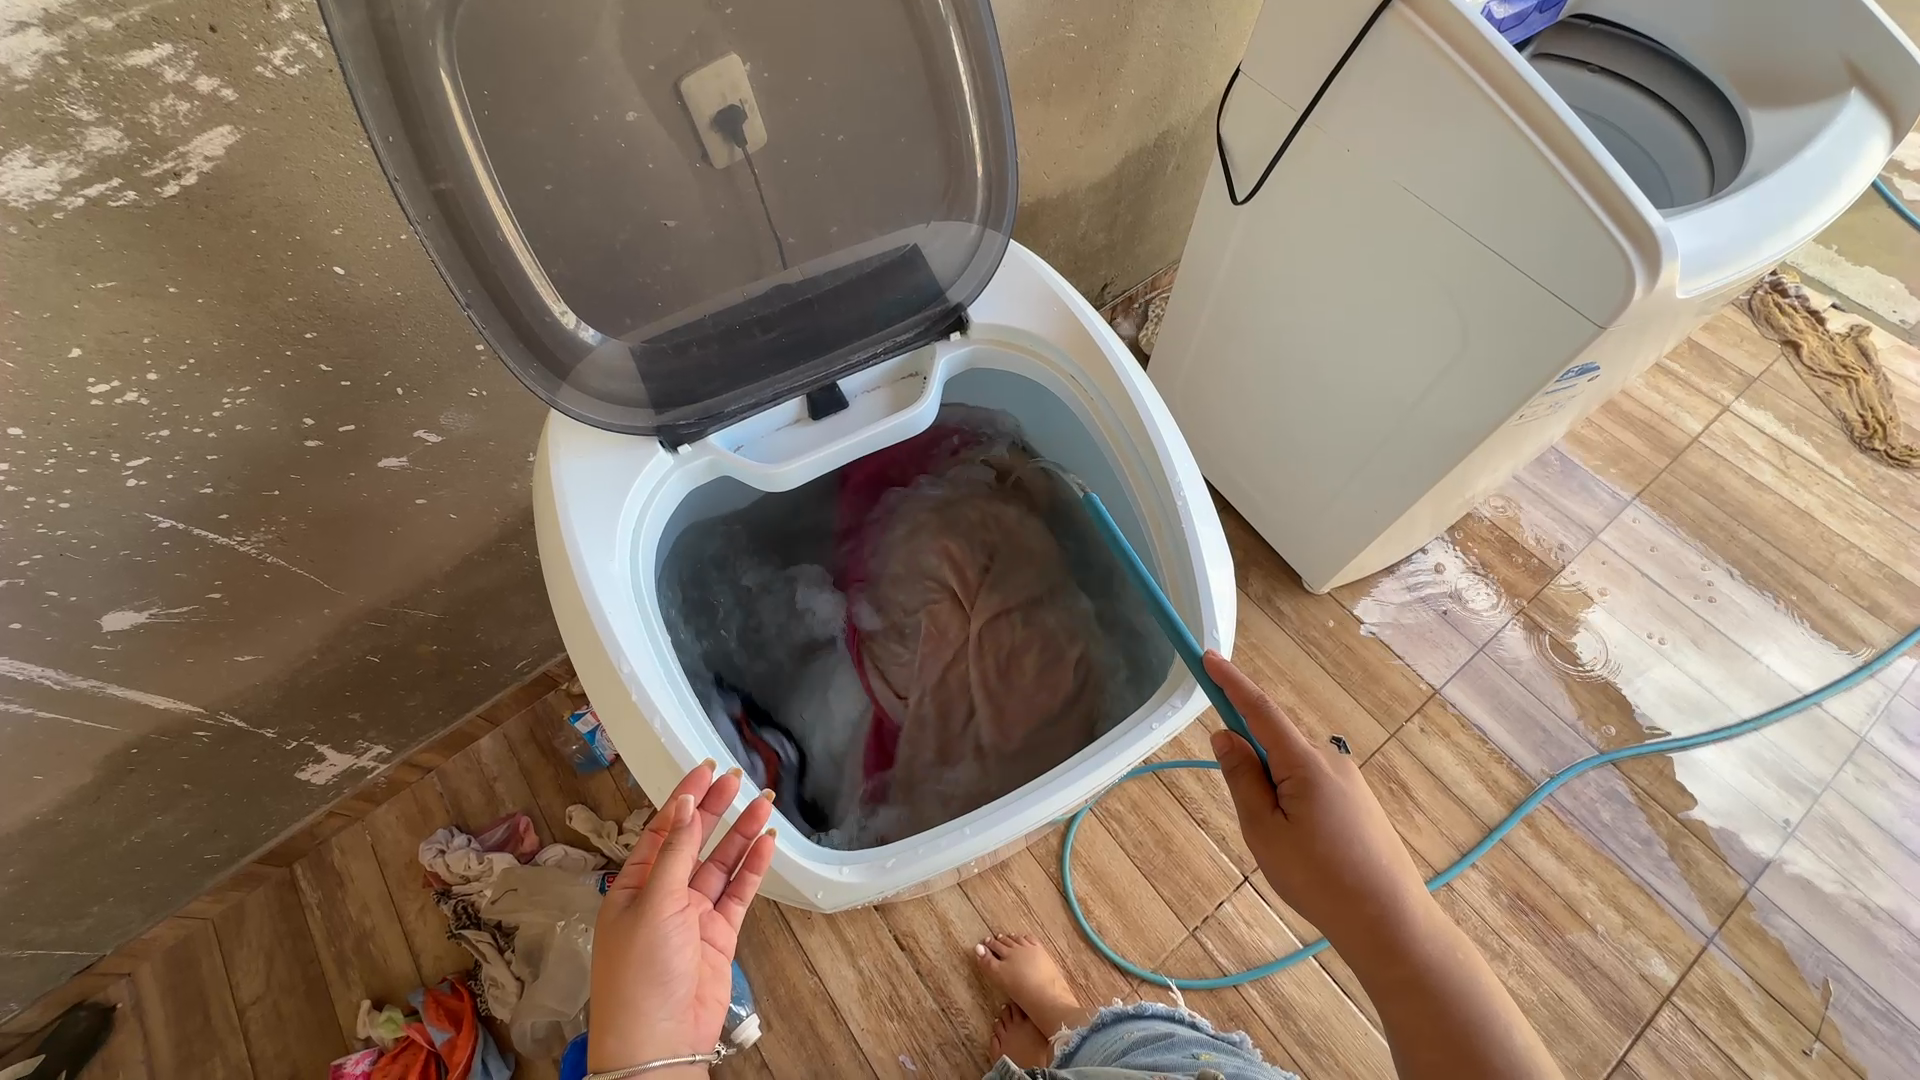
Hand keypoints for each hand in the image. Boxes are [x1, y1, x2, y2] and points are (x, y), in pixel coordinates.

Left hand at [588, 762, 776, 1077]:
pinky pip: (740, 890)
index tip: (705, 771)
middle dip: (717, 809)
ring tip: (764, 804)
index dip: (685, 798)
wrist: (660, 1041)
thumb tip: (685, 808)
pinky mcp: (719, 933)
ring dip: (742, 833)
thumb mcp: (652, 904)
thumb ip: (675, 853)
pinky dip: (754, 866)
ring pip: (723, 862)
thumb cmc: (639, 977)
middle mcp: (664, 895)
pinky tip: (767, 843)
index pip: (663, 829)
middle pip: (695, 840)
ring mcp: (694, 914)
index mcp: (634, 886)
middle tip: (737, 780)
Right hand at [1204, 651, 1433, 945]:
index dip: (1230, 681)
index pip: (1258, 708)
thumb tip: (1225, 734)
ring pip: (1292, 765)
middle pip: (1274, 739)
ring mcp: (1349, 780)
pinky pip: (1311, 782)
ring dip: (1272, 786)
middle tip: (1251, 817)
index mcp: (1304, 762)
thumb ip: (1242, 776)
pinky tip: (1302, 844)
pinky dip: (1292, 796)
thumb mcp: (1263, 829)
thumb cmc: (1318, 878)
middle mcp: (1329, 760)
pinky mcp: (1358, 801)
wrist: (1391, 923)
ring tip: (1284, 847)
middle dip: (1250, 760)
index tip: (1207, 656)